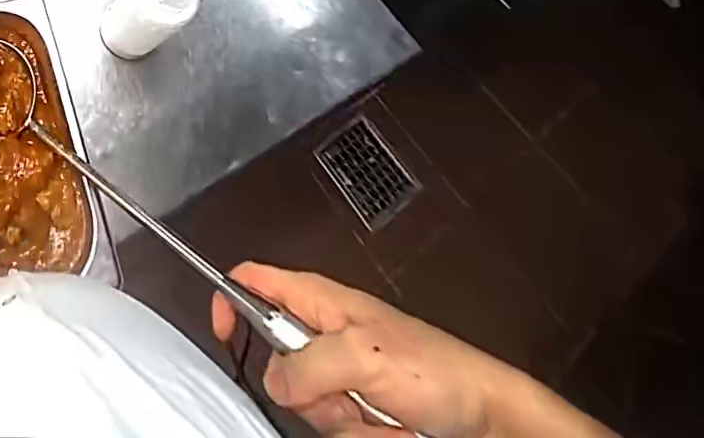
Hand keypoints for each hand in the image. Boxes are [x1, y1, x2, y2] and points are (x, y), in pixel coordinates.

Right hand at [211, 263, 614, 437]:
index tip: (222, 331)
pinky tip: (384, 425)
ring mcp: (338, 369)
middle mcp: (322, 330)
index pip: (256, 280)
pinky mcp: (354, 403)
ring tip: (374, 408)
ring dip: (335, 415)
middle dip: (301, 386)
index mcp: (318, 299)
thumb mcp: (362, 354)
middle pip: (275, 356)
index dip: (229, 296)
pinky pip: (330, 424)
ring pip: (302, 399)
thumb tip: (272, 378)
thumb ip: (308, 362)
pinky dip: (354, 432)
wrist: (481, 412)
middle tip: (339, 390)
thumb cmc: (430, 368)